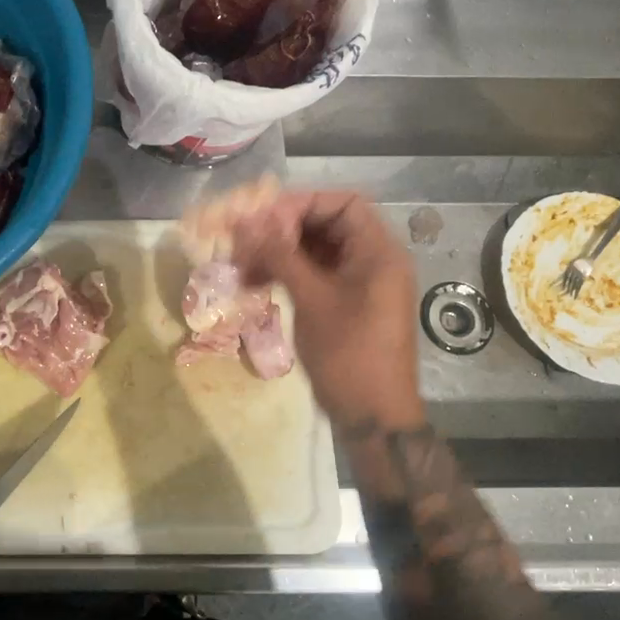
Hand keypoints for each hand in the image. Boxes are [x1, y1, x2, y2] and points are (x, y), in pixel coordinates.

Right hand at [227, 191, 423, 428]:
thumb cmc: (349, 353)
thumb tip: (248, 221)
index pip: (342, 203)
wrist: (372, 415)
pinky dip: (285, 273)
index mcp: (379, 252)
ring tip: (241, 266)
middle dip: (281, 230)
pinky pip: (313, 274)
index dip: (300, 204)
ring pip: (314, 250)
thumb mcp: (313, 299)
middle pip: (325, 224)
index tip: (261, 219)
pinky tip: (255, 283)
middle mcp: (373, 260)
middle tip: (243, 243)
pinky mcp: (344, 303)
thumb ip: (282, 255)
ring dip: (277, 252)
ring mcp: (359, 283)